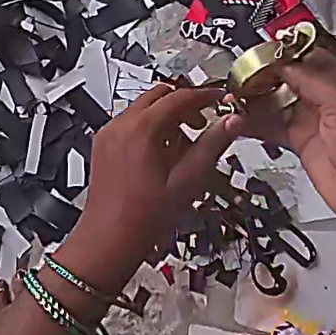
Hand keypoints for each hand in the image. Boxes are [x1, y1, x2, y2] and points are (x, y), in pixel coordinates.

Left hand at [62, 85, 241, 289]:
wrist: (110, 239)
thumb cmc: (143, 217)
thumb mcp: (188, 180)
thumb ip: (212, 145)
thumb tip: (232, 122)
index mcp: (140, 130)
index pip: (179, 97)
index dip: (205, 96)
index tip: (220, 99)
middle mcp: (120, 126)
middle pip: (159, 96)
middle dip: (185, 104)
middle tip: (205, 120)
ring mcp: (109, 135)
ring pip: (143, 108)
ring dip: (167, 117)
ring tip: (186, 146)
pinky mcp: (103, 146)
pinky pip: (130, 124)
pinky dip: (150, 129)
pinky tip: (164, 155)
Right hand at [244, 53, 335, 262]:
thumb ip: (316, 83)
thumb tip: (286, 64)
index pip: (308, 57)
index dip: (283, 53)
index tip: (258, 53)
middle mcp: (327, 99)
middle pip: (288, 78)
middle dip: (263, 75)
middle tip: (239, 75)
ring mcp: (314, 121)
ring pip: (276, 101)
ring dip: (255, 99)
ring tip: (233, 97)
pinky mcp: (303, 143)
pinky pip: (272, 128)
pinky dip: (253, 124)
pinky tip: (238, 122)